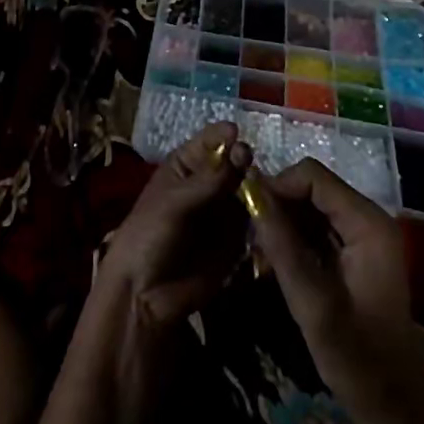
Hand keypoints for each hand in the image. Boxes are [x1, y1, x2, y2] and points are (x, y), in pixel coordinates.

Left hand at [102, 121, 250, 327]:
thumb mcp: (173, 203)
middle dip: (243, 159)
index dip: (223, 135)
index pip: (209, 142)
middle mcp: (209, 183)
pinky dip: (267, 214)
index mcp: (185, 166)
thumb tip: (239, 149)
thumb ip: (207, 181)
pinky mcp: (239, 239)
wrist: (147, 290)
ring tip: (267, 185)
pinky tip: (277, 210)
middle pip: (234, 164)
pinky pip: (258, 220)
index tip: (236, 132)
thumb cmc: (149, 234)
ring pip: (249, 190)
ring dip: (259, 186)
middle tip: (251, 160)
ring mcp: (226, 210)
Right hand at [245, 159, 423, 423]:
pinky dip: (290, 236)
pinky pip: (313, 223)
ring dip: (280, 222)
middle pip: (308, 186)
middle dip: (276, 205)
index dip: (276, 186)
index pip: (311, 175)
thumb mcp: (313, 303)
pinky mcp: (352, 249)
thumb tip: (249, 192)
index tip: (248, 214)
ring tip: (262, 255)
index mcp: (368, 224)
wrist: (394, 403)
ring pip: (307, 203)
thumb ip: (281, 245)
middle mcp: (368, 218)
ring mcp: (361, 234)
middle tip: (253, 239)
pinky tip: (275, 262)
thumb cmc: (358, 356)